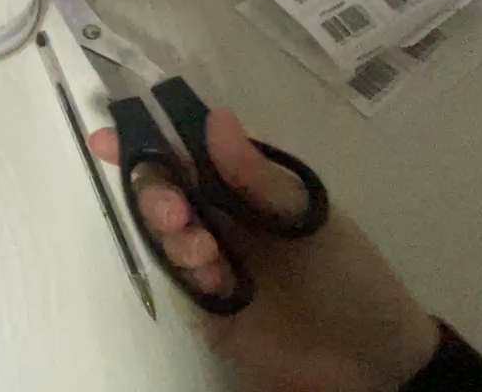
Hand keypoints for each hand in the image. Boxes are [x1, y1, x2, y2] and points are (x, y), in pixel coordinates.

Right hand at [90, 111, 439, 391]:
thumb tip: (216, 116)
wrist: (378, 367)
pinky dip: (187, 271)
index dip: (139, 141)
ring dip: (170, 233)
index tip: (103, 140)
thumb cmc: (347, 275)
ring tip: (204, 253)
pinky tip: (214, 278)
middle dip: (153, 192)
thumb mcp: (310, 216)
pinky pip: (175, 275)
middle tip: (175, 212)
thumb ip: (256, 173)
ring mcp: (206, 256)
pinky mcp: (202, 300)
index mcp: (235, 182)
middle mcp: (212, 213)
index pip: (178, 151)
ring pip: (161, 230)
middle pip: (159, 187)